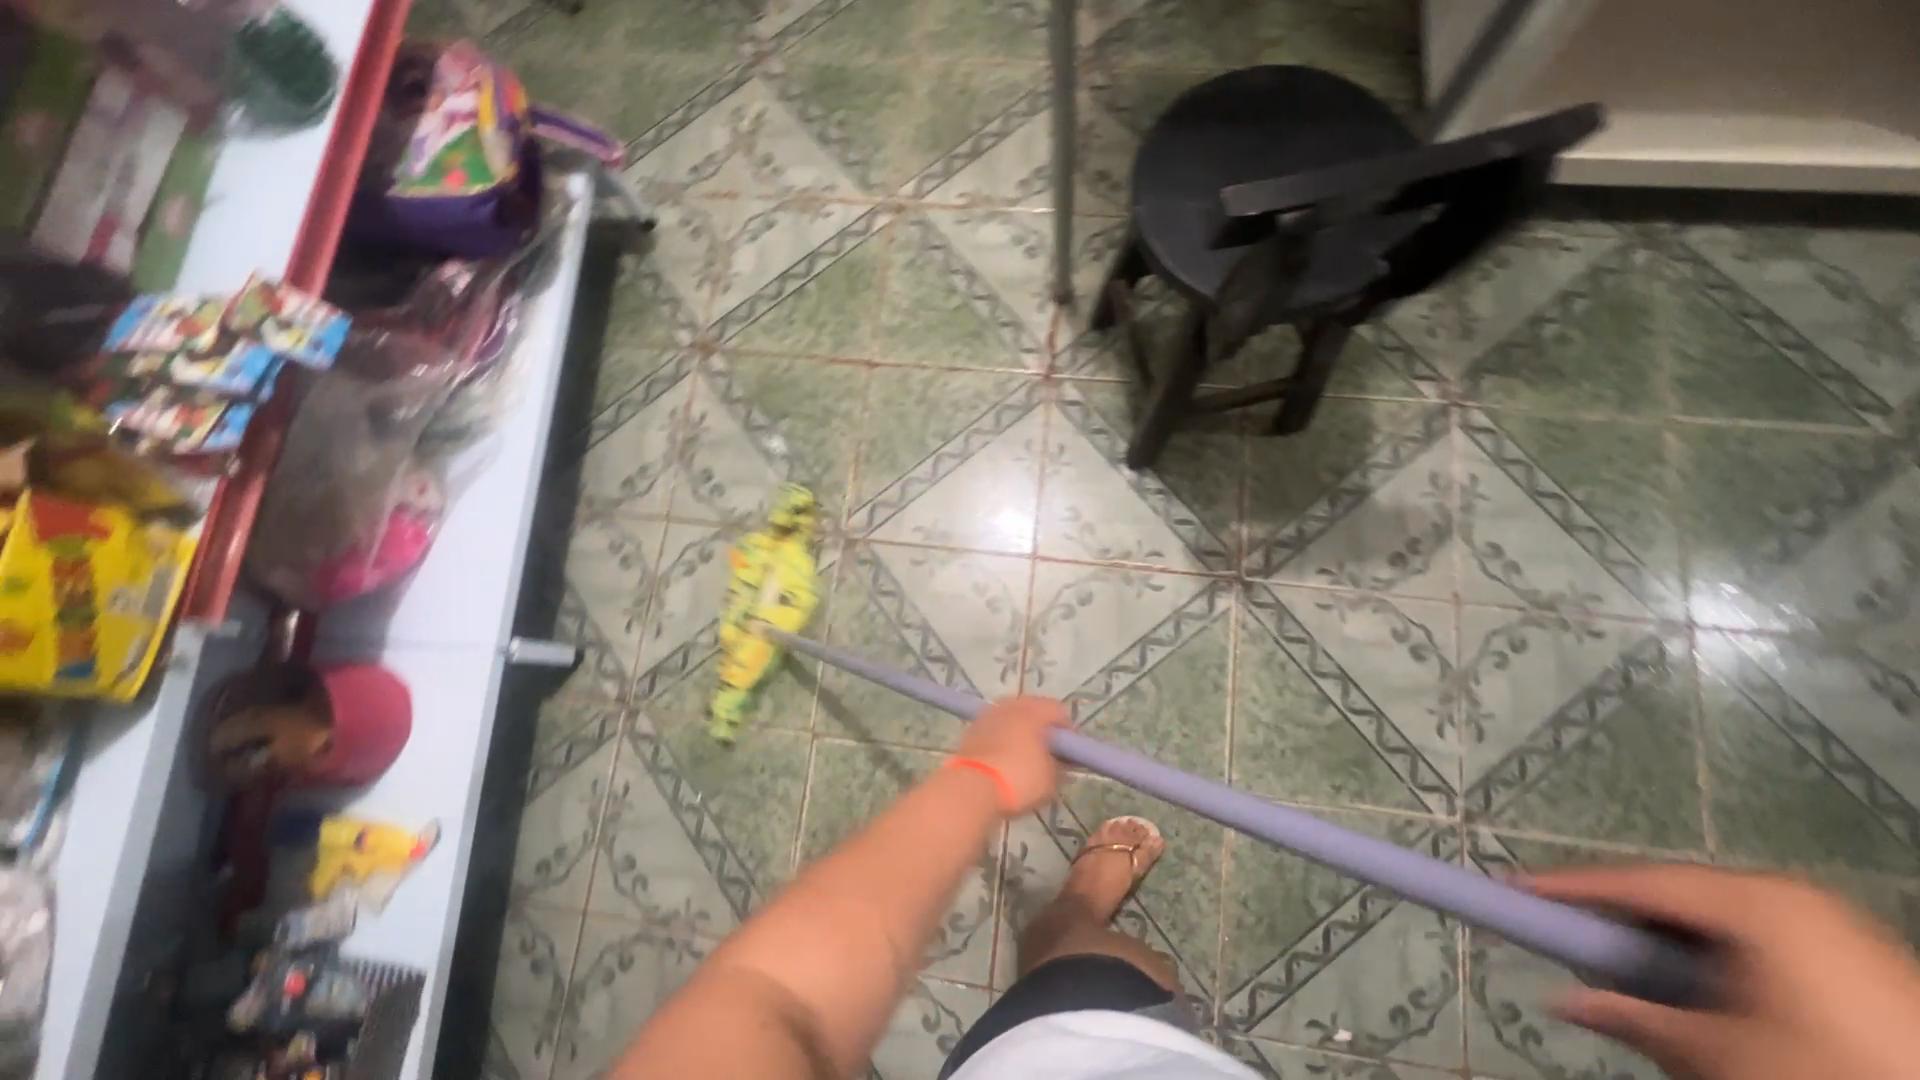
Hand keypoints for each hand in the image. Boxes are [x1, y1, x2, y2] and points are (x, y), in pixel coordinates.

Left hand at [953, 697, 1066, 814]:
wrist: (971, 788)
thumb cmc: (1018, 779)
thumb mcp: (1050, 779)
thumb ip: (1059, 766)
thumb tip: (1059, 761)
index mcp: (1033, 712)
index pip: (1058, 711)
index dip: (1068, 731)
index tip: (1071, 752)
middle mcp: (1010, 706)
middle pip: (1032, 709)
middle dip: (1042, 726)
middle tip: (1049, 750)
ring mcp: (987, 716)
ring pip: (1011, 717)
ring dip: (1020, 730)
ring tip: (1026, 754)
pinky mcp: (971, 731)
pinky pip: (994, 729)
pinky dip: (1002, 738)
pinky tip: (1005, 757)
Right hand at [1531, 864, 1919, 1079]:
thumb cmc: (1826, 1072)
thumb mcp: (1719, 1055)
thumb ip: (1632, 1019)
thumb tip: (1557, 1000)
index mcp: (1753, 902)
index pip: (1634, 881)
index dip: (1567, 888)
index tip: (1511, 891)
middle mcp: (1785, 894)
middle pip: (1672, 895)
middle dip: (1618, 922)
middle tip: (1565, 939)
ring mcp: (1825, 920)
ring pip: (1711, 919)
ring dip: (1663, 945)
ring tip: (1624, 973)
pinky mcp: (1851, 952)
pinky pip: (1752, 937)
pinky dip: (1708, 956)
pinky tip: (1694, 991)